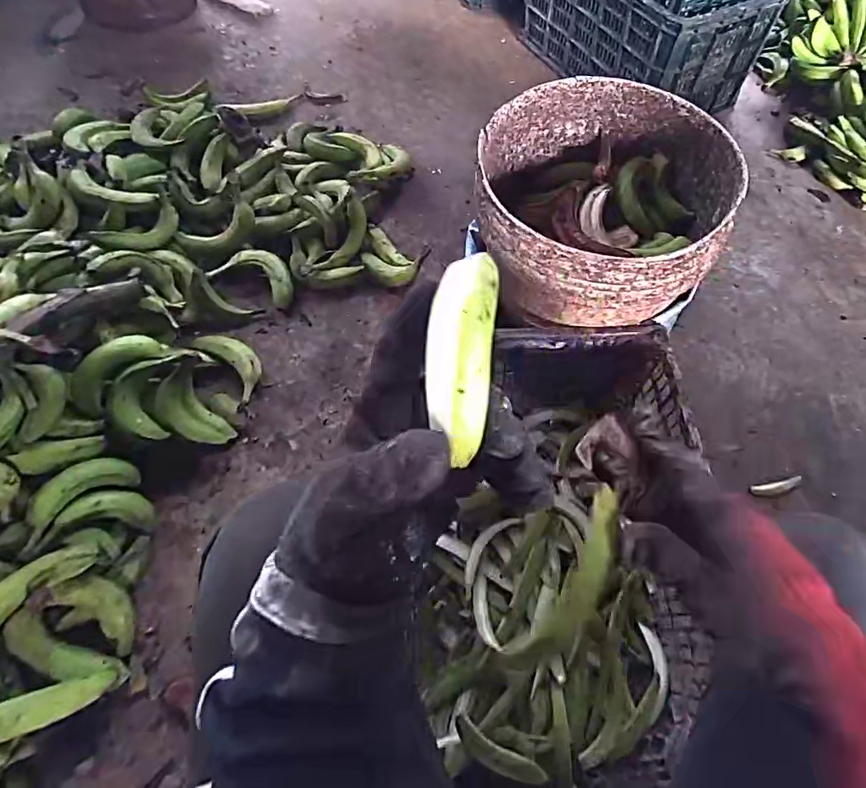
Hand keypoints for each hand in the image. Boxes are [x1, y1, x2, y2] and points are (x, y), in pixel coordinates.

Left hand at [275, 276, 550, 609]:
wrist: (353, 586)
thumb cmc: (334, 534)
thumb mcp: (344, 510)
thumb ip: (383, 479)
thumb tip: (440, 449)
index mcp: (380, 404)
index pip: (399, 349)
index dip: (422, 314)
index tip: (450, 279)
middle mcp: (420, 410)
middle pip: (463, 380)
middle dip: (488, 396)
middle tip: (505, 436)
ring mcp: (448, 437)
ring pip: (492, 419)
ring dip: (512, 443)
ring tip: (521, 481)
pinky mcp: (470, 467)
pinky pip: (505, 459)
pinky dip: (523, 475)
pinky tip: (531, 499)